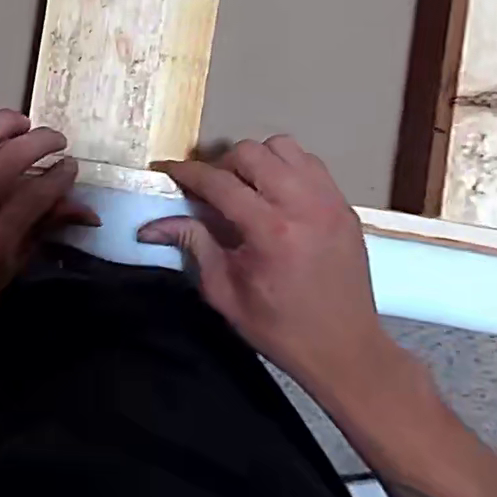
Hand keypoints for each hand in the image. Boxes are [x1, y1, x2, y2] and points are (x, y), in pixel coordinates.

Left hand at [0, 79, 97, 337]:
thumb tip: (87, 209)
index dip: (61, 174)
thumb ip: (45, 230)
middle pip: (11, 160)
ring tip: (22, 123)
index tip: (70, 166)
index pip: (37, 193)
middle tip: (56, 141)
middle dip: (42, 142)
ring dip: (5, 125)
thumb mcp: (13, 267)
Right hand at [138, 137, 397, 395]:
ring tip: (245, 188)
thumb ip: (192, 244)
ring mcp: (330, 201)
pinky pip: (309, 163)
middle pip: (251, 152)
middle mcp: (303, 206)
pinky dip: (285, 168)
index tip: (167, 171)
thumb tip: (151, 226)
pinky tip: (274, 194)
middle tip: (211, 190)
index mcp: (270, 231)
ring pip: (283, 147)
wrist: (345, 350)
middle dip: (222, 164)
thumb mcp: (223, 291)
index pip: (219, 182)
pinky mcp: (345, 206)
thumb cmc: (279, 327)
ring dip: (257, 160)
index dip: (187, 173)